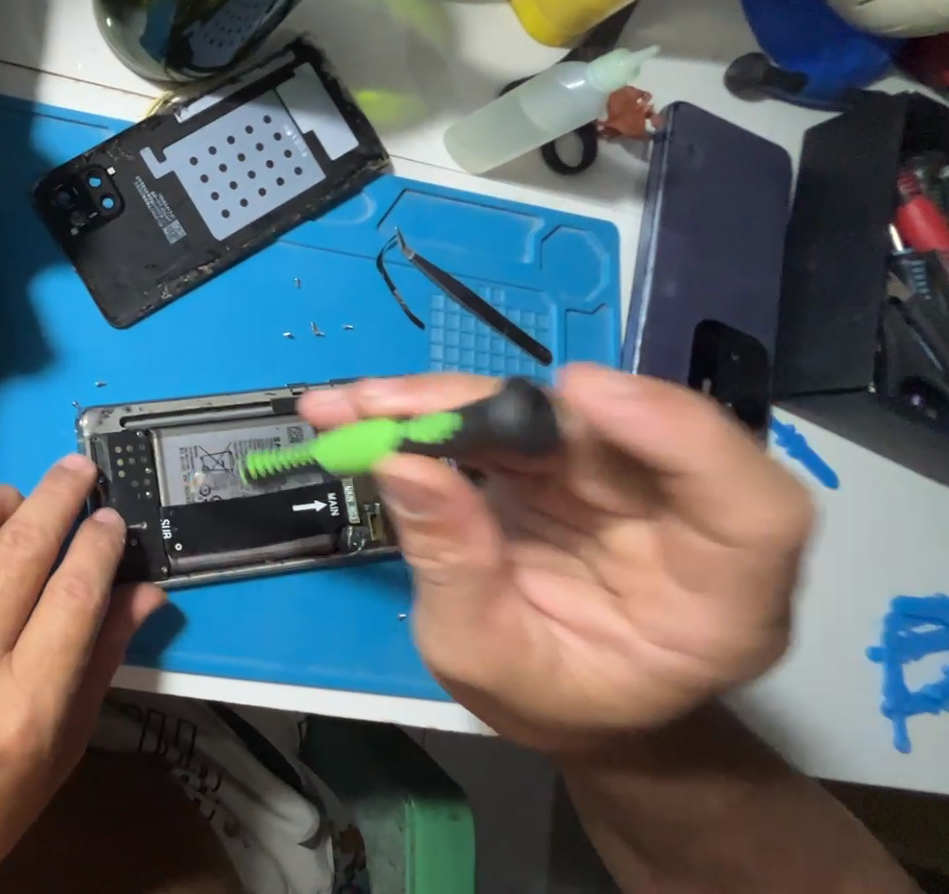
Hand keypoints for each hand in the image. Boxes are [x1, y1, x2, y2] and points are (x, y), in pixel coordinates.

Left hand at [0, 456, 167, 893]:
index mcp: (22, 706)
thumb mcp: (59, 749)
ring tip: (16, 503)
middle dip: (61, 494)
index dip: (102, 544)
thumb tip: (146, 591)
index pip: (76, 594)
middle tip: (80, 471)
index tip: (113, 519)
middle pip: (22, 544)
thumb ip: (102, 660)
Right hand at [298, 364, 813, 754]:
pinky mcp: (559, 467)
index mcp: (713, 600)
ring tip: (346, 406)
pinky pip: (496, 424)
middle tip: (379, 404)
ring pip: (536, 415)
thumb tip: (400, 462)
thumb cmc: (547, 698)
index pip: (745, 504)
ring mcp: (615, 485)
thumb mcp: (483, 653)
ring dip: (434, 403)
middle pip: (604, 435)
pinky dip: (427, 416)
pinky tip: (365, 413)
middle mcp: (676, 520)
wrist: (558, 702)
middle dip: (483, 406)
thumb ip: (452, 564)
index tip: (576, 390)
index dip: (674, 433)